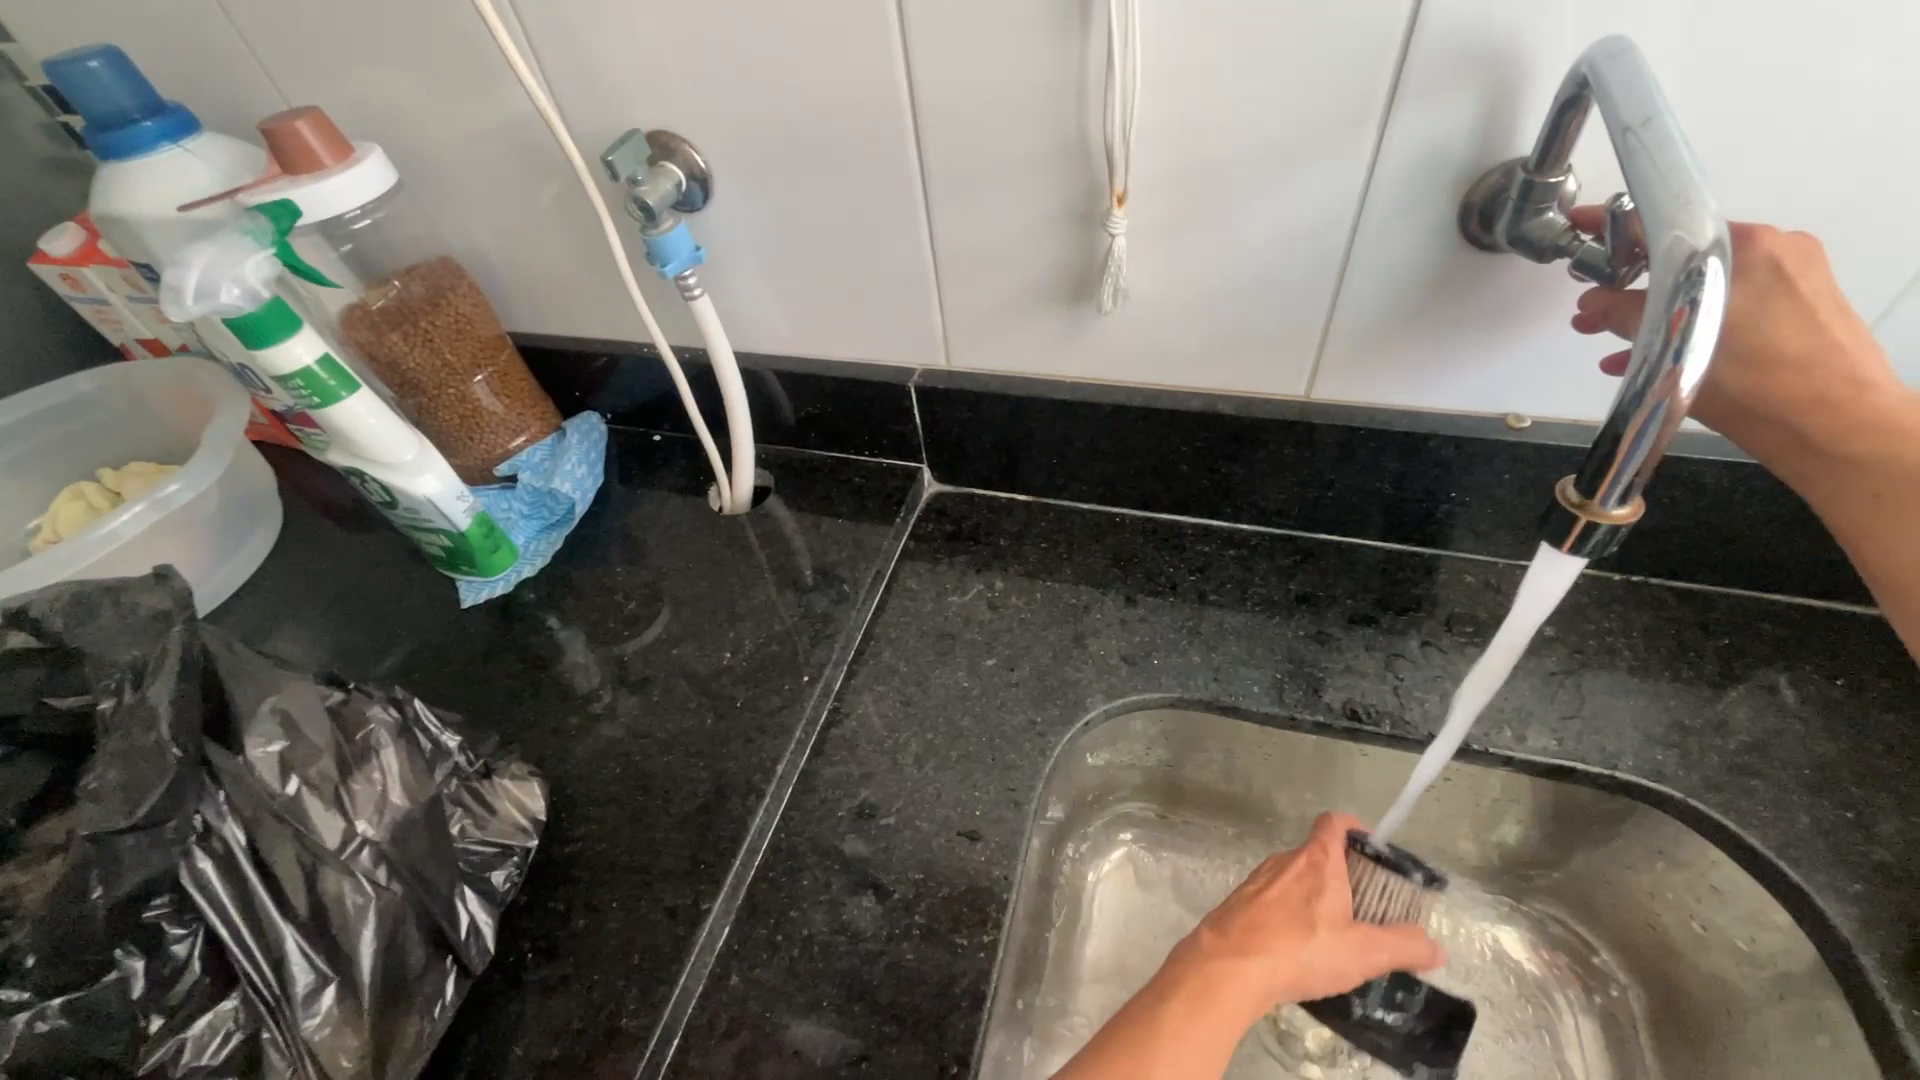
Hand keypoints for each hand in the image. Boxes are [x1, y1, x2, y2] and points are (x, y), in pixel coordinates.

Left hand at [1164, 811, 1442, 1015]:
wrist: (1229, 965)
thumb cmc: (1300, 949)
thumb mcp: (1363, 953)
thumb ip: (1403, 947)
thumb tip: (1434, 947)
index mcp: (1317, 860)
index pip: (1334, 822)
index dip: (1354, 827)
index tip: (1372, 848)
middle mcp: (1285, 860)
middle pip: (1317, 852)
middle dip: (1342, 874)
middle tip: (1364, 907)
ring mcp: (1258, 879)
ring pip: (1294, 877)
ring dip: (1315, 895)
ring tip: (1333, 932)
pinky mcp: (1240, 901)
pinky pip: (1272, 898)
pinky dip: (1289, 912)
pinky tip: (1297, 945)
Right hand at [1566, 208, 1907, 484]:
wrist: (1833, 423)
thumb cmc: (1756, 382)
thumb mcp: (1670, 345)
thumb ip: (1624, 315)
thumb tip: (1593, 301)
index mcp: (1744, 247)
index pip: (1664, 224)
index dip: (1614, 227)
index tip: (1582, 225)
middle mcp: (1773, 251)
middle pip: (1683, 257)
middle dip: (1630, 285)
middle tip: (1591, 309)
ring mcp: (1792, 278)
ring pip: (1703, 285)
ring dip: (1656, 309)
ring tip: (1615, 341)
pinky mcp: (1799, 307)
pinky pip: (1729, 304)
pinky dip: (1689, 323)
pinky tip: (1655, 355)